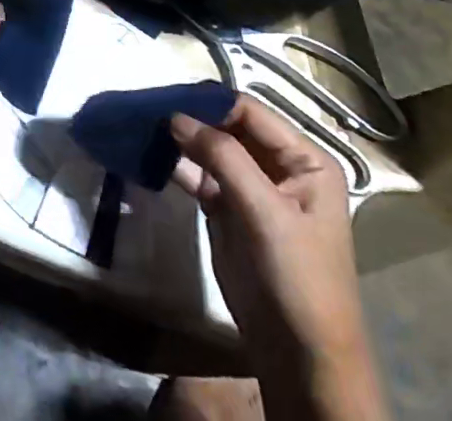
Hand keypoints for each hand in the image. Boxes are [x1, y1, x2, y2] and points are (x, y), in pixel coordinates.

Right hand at [171, 96, 386, 420]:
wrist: (299, 354)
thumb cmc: (297, 275)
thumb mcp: (265, 212)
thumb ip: (224, 158)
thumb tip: (177, 117)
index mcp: (305, 159)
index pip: (253, 114)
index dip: (213, 104)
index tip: (170, 98)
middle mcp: (280, 167)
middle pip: (231, 129)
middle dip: (195, 119)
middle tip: (151, 109)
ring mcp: (252, 190)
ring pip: (213, 152)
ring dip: (183, 141)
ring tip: (146, 127)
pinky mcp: (229, 213)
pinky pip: (203, 179)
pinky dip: (180, 168)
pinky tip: (154, 158)